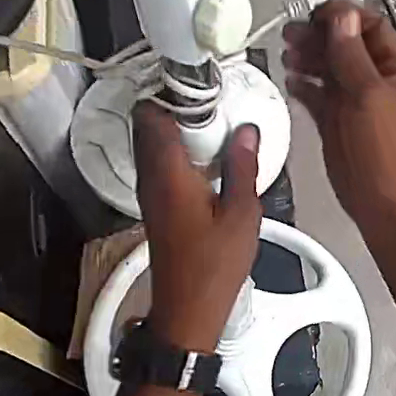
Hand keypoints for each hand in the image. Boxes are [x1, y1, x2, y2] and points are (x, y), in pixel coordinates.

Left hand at [131, 102, 261, 352]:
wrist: (189, 307)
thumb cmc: (215, 264)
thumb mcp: (242, 213)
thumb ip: (242, 166)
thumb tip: (246, 130)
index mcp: (168, 173)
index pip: (153, 114)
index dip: (173, 93)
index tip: (203, 88)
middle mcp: (150, 178)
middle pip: (149, 125)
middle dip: (177, 109)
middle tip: (214, 106)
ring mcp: (150, 193)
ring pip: (153, 145)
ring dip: (178, 132)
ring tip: (215, 129)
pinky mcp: (156, 207)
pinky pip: (160, 165)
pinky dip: (178, 154)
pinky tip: (208, 162)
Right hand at [282, 0, 395, 235]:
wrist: (386, 204)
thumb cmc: (388, 151)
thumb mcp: (370, 96)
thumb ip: (352, 56)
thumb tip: (341, 17)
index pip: (369, 27)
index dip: (342, 17)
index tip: (313, 16)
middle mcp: (377, 81)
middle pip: (345, 46)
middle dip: (319, 37)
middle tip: (291, 36)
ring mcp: (355, 103)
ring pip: (329, 70)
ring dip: (309, 59)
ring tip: (288, 56)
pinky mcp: (336, 124)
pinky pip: (319, 97)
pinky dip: (305, 87)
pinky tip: (291, 82)